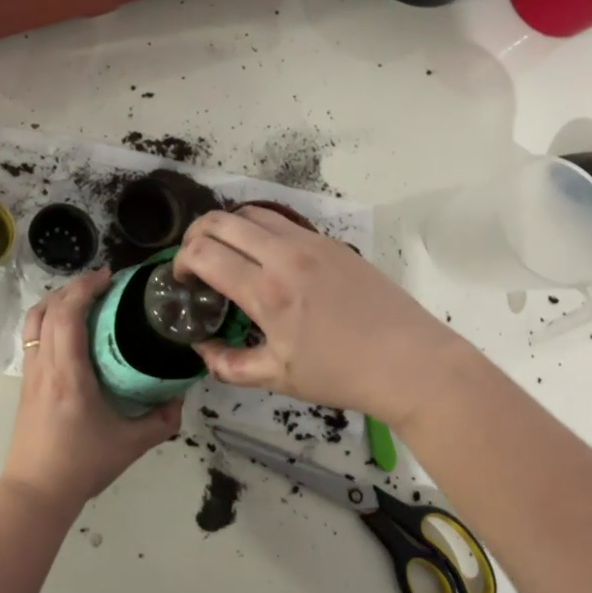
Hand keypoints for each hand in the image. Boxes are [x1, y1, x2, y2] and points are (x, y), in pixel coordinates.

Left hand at [0, 270, 181, 513]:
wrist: (35, 492)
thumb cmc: (81, 466)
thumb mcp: (131, 445)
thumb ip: (161, 420)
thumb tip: (180, 396)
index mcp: (68, 374)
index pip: (67, 314)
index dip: (84, 288)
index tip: (109, 277)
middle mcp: (44, 365)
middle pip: (48, 309)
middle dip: (74, 287)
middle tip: (103, 282)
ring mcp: (30, 373)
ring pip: (34, 320)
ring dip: (56, 299)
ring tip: (83, 297)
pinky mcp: (26, 383)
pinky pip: (32, 336)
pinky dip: (48, 318)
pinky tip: (68, 327)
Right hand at [175, 208, 461, 421]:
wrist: (411, 361)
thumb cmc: (342, 375)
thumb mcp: (278, 379)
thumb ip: (228, 364)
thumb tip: (201, 347)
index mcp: (267, 292)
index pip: (204, 253)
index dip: (180, 262)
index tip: (180, 280)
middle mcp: (284, 256)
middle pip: (220, 221)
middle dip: (194, 236)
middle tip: (194, 260)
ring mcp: (310, 243)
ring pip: (251, 212)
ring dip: (227, 227)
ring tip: (225, 252)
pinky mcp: (331, 243)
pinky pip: (281, 222)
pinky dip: (258, 230)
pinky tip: (263, 257)